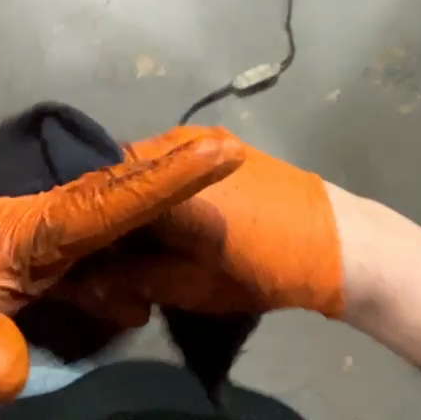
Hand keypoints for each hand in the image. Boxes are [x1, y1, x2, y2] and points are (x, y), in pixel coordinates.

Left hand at [0, 127, 244, 410]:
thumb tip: (10, 373)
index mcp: (22, 227)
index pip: (102, 200)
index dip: (161, 179)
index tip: (215, 149)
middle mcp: (37, 225)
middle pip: (114, 199)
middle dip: (171, 176)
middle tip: (226, 150)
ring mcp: (36, 247)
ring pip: (107, 229)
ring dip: (152, 217)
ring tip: (199, 198)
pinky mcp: (34, 273)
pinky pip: (91, 263)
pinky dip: (121, 270)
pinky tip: (135, 296)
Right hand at [86, 126, 345, 319]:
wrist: (338, 242)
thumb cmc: (265, 270)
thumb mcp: (193, 287)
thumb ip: (136, 278)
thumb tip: (88, 276)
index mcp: (165, 179)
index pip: (102, 188)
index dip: (89, 215)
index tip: (82, 240)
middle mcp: (172, 142)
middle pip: (120, 167)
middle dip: (111, 199)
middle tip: (110, 236)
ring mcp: (193, 132)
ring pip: (143, 158)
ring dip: (137, 186)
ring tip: (141, 222)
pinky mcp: (212, 133)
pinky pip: (167, 151)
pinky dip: (159, 175)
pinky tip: (171, 204)